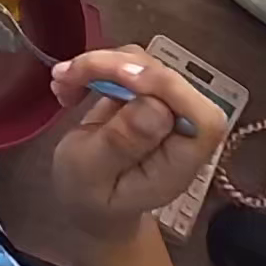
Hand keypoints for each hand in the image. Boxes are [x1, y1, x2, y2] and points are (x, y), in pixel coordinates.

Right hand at [50, 47, 227, 244]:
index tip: (123, 79)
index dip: (170, 89)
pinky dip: (95, 67)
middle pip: (167, 80)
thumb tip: (153, 105)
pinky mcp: (144, 96)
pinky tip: (69, 84)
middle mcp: (179, 131)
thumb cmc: (88, 197)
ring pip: (144, 65)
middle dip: (116, 68)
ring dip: (99, 64)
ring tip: (62, 81)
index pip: (203, 117)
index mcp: (178, 162)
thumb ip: (120, 144)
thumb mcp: (91, 174)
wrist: (87, 201)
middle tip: (68, 76)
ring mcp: (163, 110)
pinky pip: (127, 66)